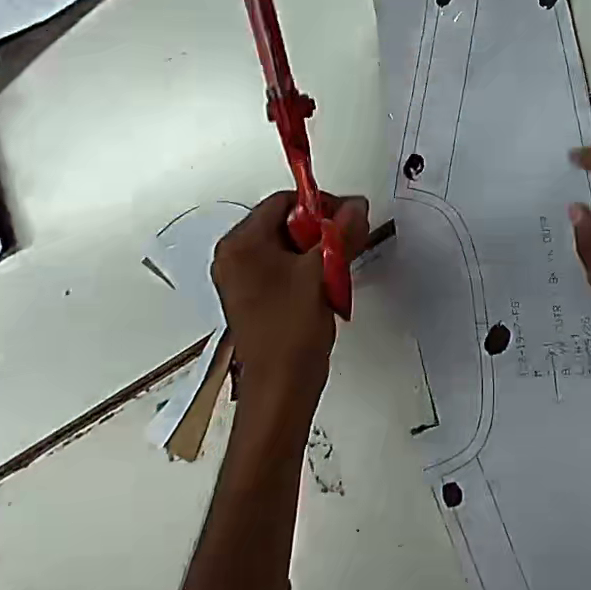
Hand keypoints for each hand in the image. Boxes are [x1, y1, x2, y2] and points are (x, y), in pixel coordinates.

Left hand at [212, 190, 368, 409]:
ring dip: (317, 252)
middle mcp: (235, 258)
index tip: (344, 218)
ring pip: (288, 247)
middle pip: (285, 223)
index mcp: (240, 245)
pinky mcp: (257, 297)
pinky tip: (325, 286)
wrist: (282, 388)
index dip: (318, 206)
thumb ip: (341, 233)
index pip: (282, 201)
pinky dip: (308, 270)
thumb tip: (356, 208)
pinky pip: (285, 268)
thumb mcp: (322, 272)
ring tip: (334, 270)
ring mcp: (244, 279)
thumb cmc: (288, 335)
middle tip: (343, 244)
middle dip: (320, 231)